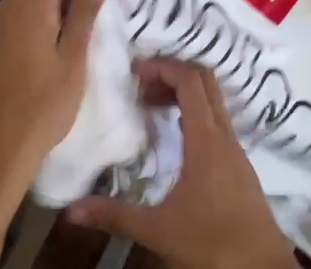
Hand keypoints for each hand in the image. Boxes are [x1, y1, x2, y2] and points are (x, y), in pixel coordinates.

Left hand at [0, 0, 113, 268]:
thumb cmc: (44, 104)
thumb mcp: (74, 55)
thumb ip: (87, 7)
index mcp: (32, 0)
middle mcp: (11, 2)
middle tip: (94, 30)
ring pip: (36, 0)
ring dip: (59, 13)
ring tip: (77, 48)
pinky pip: (24, 19)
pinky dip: (43, 27)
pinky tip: (53, 60)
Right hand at [66, 58, 298, 268]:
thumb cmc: (213, 244)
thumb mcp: (158, 231)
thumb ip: (115, 216)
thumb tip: (71, 210)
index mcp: (206, 140)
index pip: (189, 80)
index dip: (162, 67)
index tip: (134, 73)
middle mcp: (224, 135)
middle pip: (203, 80)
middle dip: (171, 73)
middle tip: (140, 86)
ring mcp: (235, 148)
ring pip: (212, 99)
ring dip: (183, 92)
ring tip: (150, 107)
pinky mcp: (239, 163)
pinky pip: (217, 119)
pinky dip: (194, 112)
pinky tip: (174, 136)